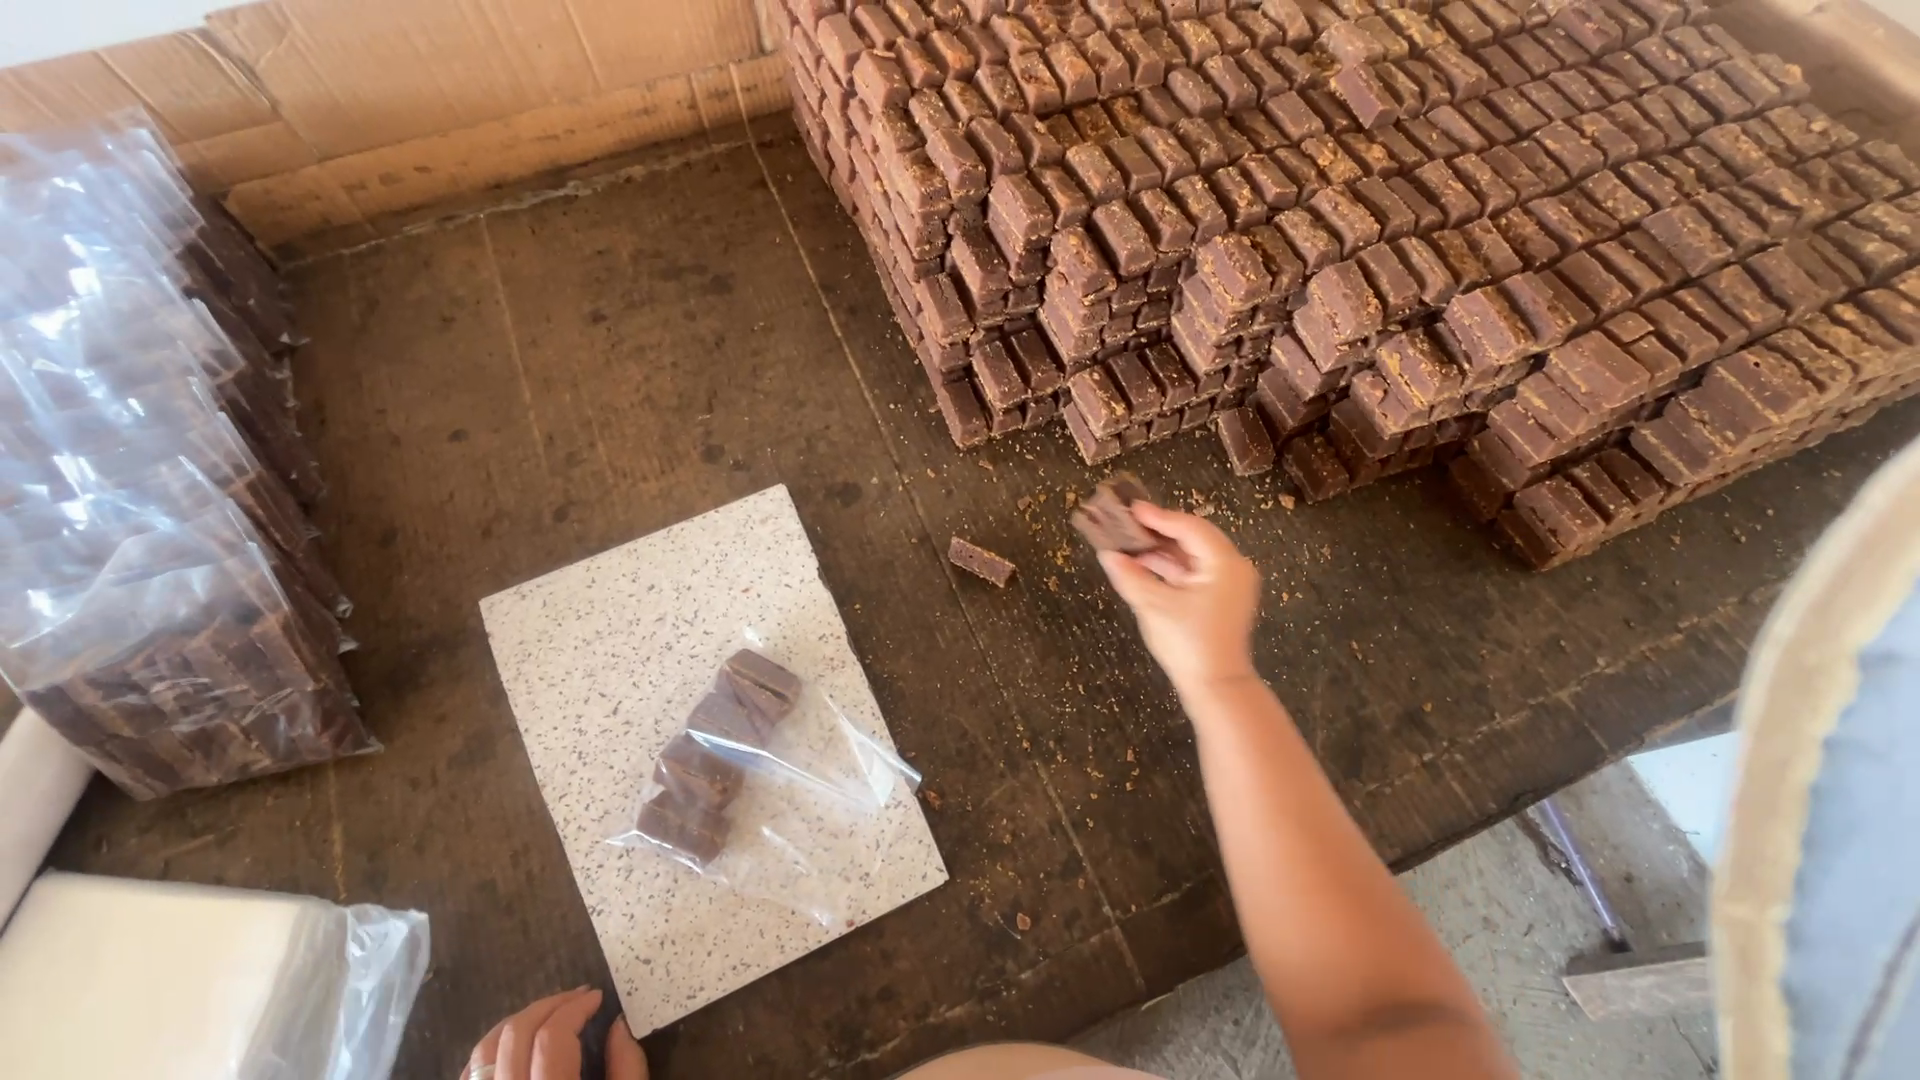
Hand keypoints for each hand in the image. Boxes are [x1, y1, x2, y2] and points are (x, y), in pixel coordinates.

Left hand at [463, 987, 647, 1079]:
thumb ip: (627, 1069)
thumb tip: (619, 1025)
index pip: (553, 1038)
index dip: (575, 1008)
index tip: (597, 998)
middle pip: (515, 1035)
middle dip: (549, 1005)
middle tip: (578, 998)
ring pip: (484, 1051)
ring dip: (519, 1021)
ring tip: (548, 1015)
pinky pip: (468, 1073)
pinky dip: (492, 1049)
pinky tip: (516, 1046)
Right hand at [1097, 501, 1260, 694]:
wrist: (1216, 686)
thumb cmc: (1188, 642)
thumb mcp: (1154, 606)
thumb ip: (1130, 575)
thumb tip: (1107, 554)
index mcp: (1224, 563)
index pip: (1189, 527)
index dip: (1158, 517)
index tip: (1131, 509)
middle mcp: (1232, 567)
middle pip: (1192, 538)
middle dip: (1158, 532)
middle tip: (1128, 523)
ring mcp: (1228, 584)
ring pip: (1192, 556)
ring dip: (1161, 551)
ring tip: (1129, 545)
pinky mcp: (1220, 599)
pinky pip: (1193, 573)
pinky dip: (1170, 569)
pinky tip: (1143, 567)